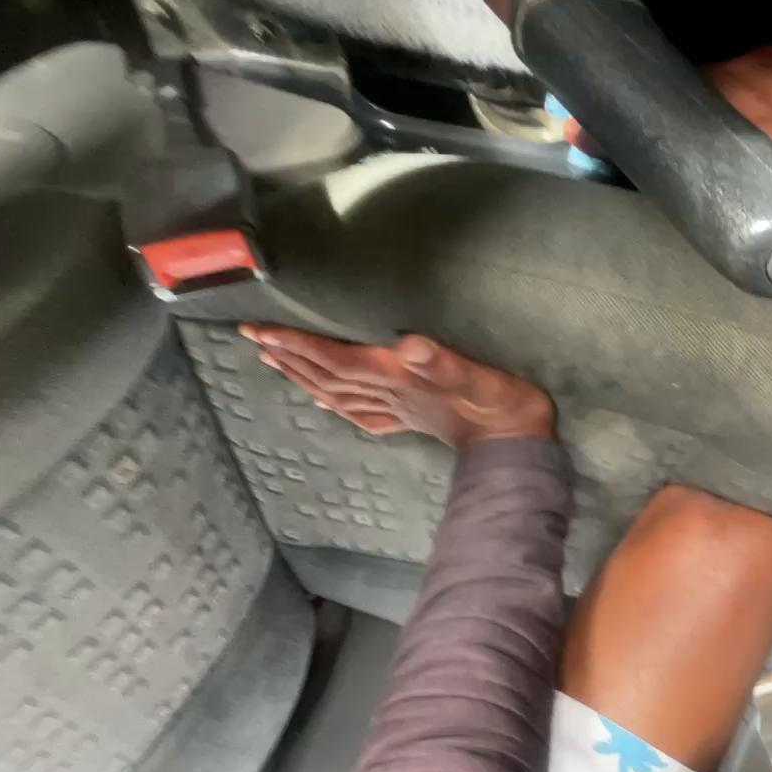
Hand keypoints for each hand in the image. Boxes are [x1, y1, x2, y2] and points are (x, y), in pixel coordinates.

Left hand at [240, 326, 554, 448]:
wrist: (518, 440)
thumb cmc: (502, 403)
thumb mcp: (477, 376)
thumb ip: (443, 363)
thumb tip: (411, 346)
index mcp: (400, 379)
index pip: (338, 360)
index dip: (299, 345)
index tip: (261, 331)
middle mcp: (391, 395)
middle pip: (329, 377)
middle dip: (289, 357)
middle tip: (253, 338)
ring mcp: (400, 410)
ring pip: (339, 395)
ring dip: (303, 378)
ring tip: (275, 362)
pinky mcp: (412, 419)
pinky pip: (363, 413)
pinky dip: (337, 405)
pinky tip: (325, 400)